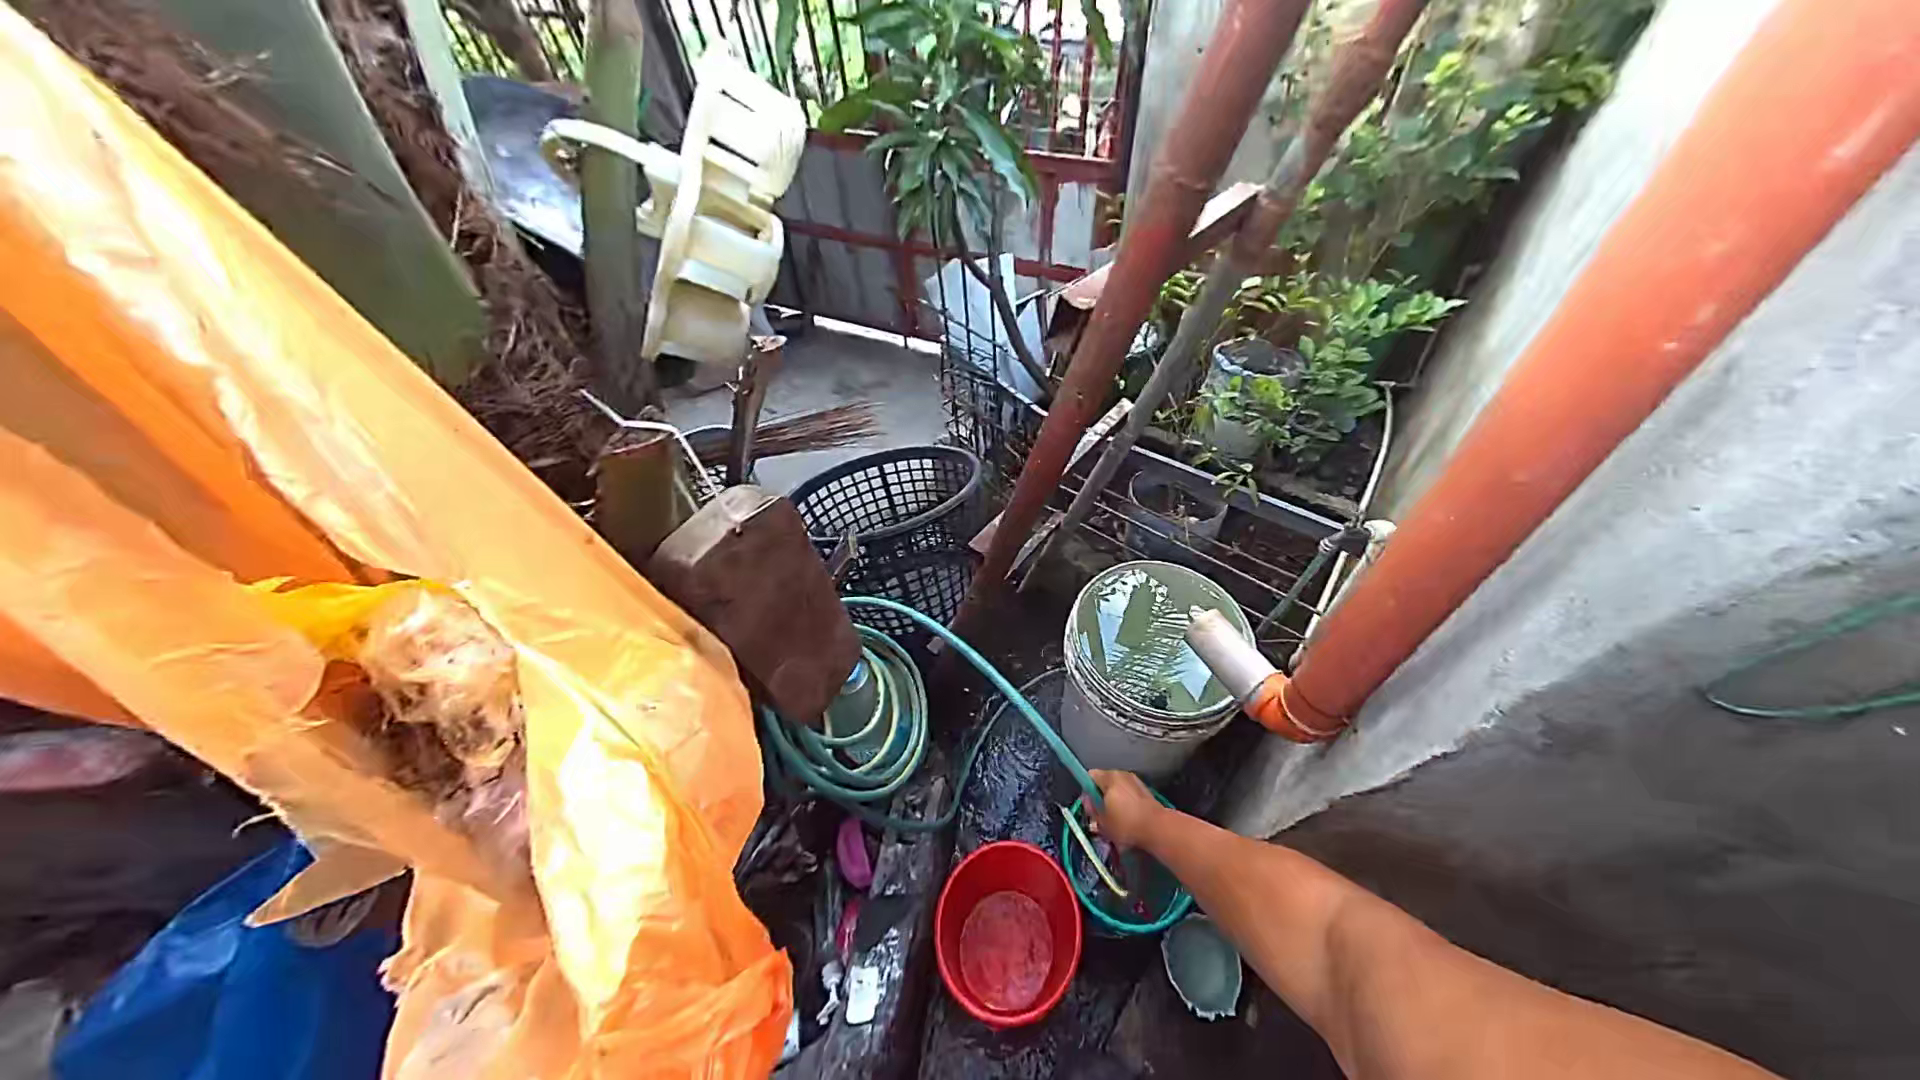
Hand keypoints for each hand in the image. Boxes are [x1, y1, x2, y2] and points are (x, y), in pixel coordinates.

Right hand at [1081, 769, 1162, 850]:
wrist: (1158, 829)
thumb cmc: (1126, 824)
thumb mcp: (1102, 821)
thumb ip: (1091, 808)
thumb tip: (1088, 801)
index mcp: (1109, 777)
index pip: (1090, 776)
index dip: (1087, 790)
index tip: (1091, 805)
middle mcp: (1121, 774)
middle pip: (1104, 780)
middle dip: (1102, 794)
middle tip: (1102, 813)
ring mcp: (1135, 781)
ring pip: (1118, 787)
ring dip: (1115, 798)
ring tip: (1117, 816)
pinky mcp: (1145, 790)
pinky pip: (1129, 792)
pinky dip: (1127, 801)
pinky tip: (1129, 816)